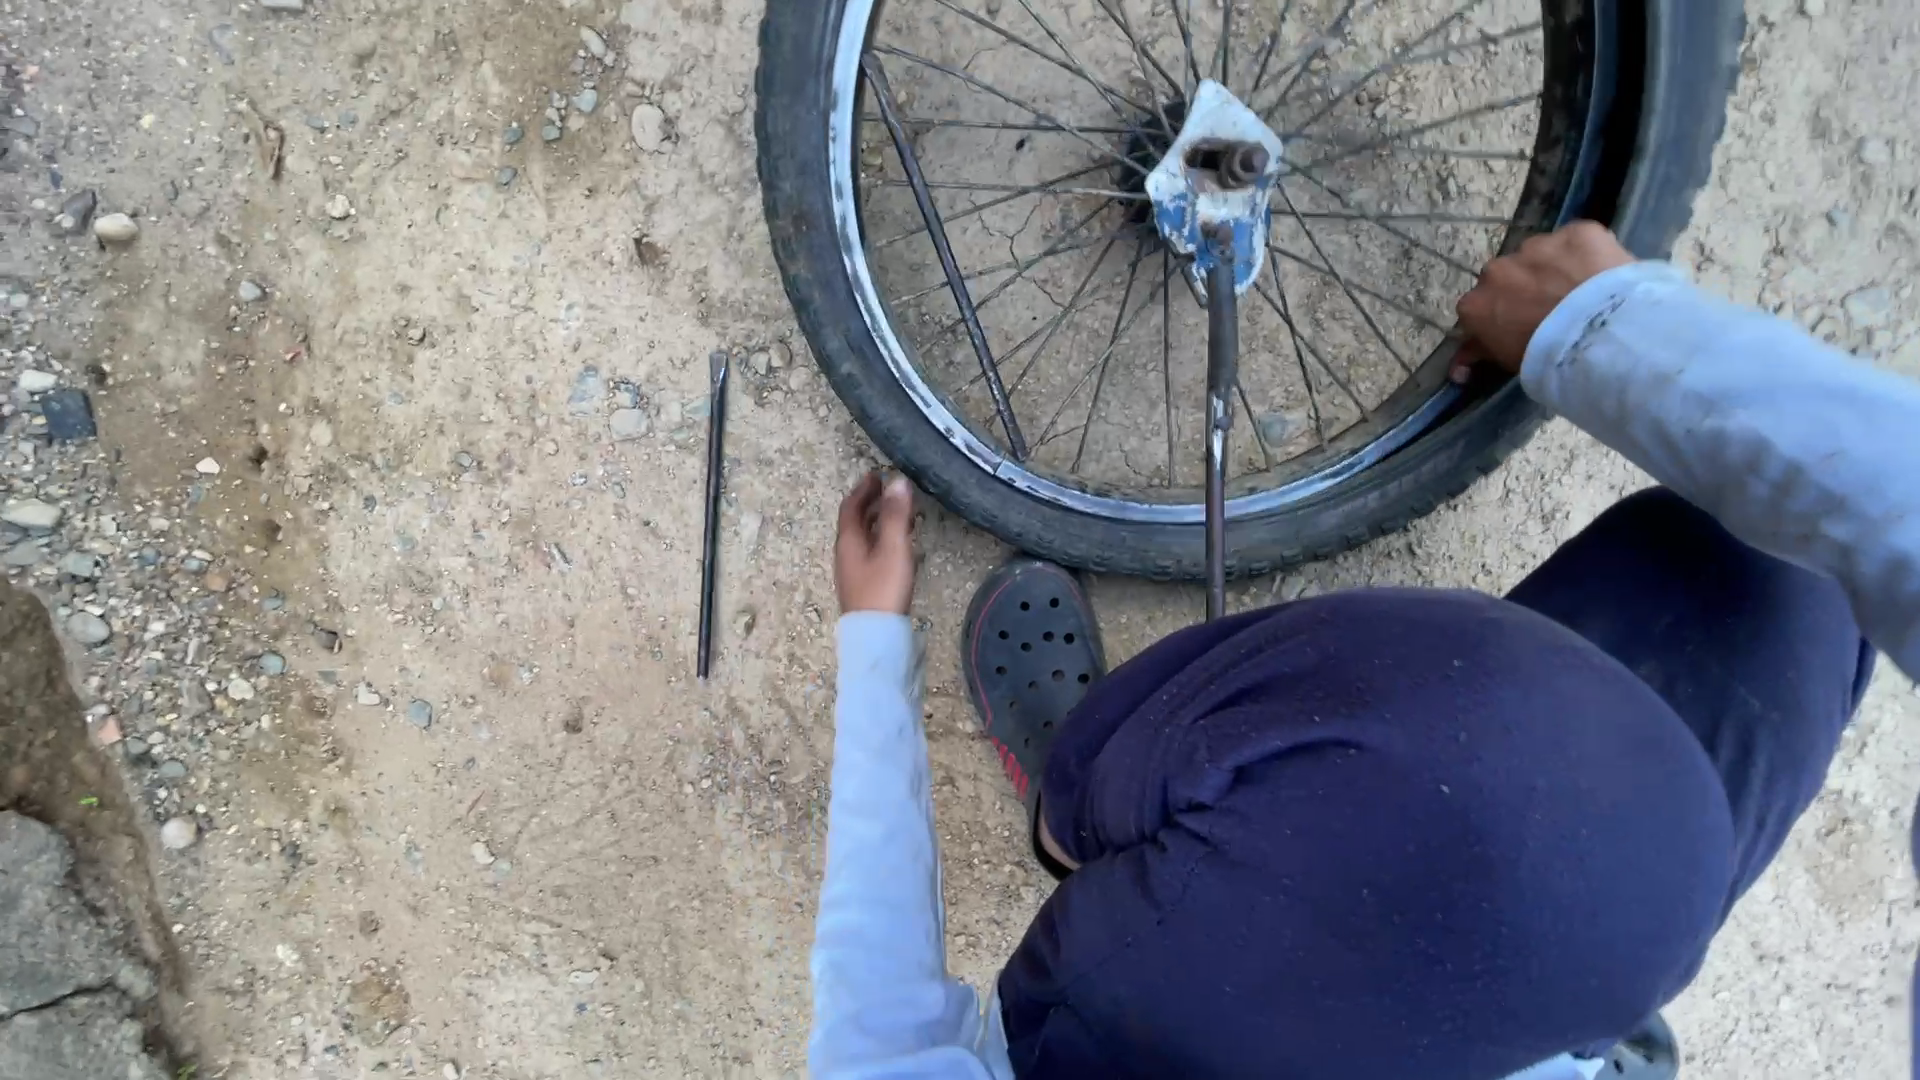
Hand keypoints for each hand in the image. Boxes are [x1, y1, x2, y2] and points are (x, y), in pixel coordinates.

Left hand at [835, 471, 916, 614]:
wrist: (874, 635)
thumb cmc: (883, 589)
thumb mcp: (893, 548)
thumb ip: (896, 515)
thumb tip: (897, 481)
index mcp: (849, 540)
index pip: (851, 506)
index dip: (863, 489)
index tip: (876, 475)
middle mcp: (846, 553)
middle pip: (854, 521)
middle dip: (869, 503)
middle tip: (887, 491)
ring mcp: (852, 570)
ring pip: (862, 537)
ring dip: (876, 520)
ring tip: (896, 513)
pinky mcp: (862, 584)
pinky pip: (868, 551)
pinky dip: (880, 538)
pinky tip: (895, 545)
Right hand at [1452, 222, 1635, 381]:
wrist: (1597, 329)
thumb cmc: (1542, 352)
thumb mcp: (1504, 359)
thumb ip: (1478, 353)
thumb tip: (1460, 368)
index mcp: (1473, 304)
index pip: (1479, 306)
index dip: (1498, 313)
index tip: (1516, 324)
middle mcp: (1495, 270)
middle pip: (1505, 275)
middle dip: (1520, 286)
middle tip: (1546, 305)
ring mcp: (1534, 247)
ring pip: (1538, 254)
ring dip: (1550, 266)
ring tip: (1576, 286)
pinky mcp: (1575, 232)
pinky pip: (1576, 239)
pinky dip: (1584, 251)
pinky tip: (1597, 269)